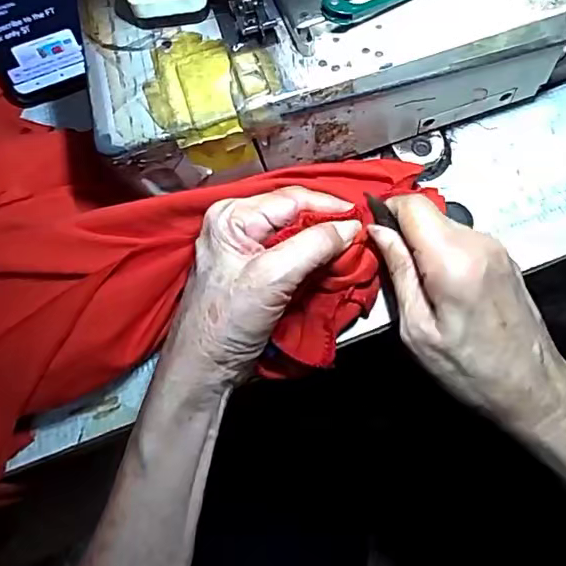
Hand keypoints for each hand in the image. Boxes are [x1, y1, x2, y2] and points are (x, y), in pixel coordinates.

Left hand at [163, 187, 361, 391]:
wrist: (204, 367)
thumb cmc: (223, 324)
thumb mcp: (271, 279)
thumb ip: (312, 246)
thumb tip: (348, 226)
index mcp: (232, 215)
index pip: (292, 198)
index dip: (330, 206)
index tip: (360, 218)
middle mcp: (236, 222)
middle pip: (296, 213)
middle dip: (328, 225)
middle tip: (359, 237)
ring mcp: (245, 245)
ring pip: (296, 232)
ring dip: (323, 243)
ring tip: (350, 251)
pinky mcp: (254, 267)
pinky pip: (291, 252)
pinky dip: (313, 258)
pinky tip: (330, 266)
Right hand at [368, 195, 565, 446]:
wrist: (535, 388)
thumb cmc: (471, 369)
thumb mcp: (418, 329)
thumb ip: (398, 271)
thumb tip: (377, 231)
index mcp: (453, 259)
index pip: (410, 203)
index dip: (385, 211)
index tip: (372, 234)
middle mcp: (477, 242)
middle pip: (425, 211)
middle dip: (401, 229)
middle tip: (390, 265)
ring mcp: (494, 246)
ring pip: (441, 223)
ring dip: (422, 241)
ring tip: (418, 282)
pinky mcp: (502, 255)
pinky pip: (459, 237)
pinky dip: (441, 249)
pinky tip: (442, 284)